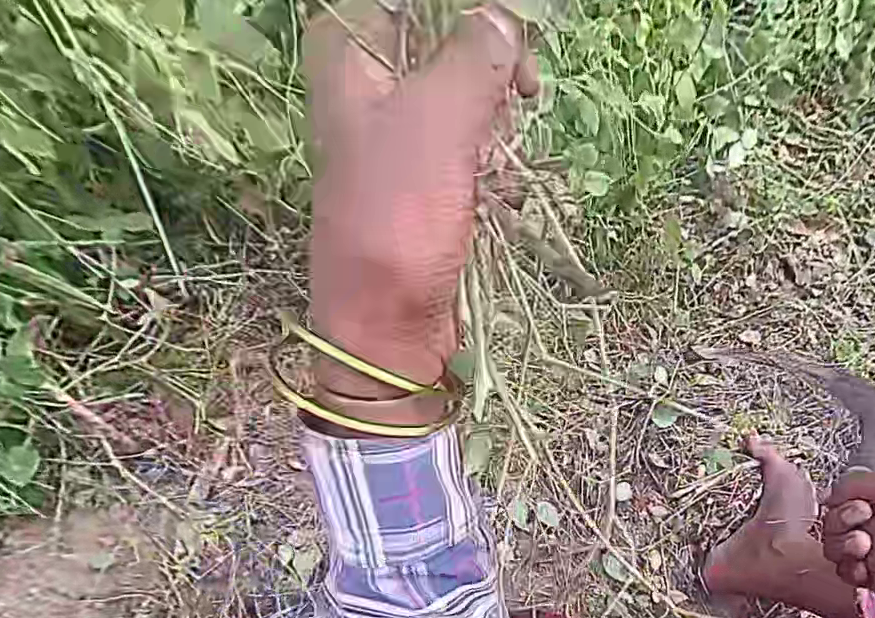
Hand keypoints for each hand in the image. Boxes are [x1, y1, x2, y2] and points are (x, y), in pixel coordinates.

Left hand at [303, 1, 535, 399]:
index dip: (465, 18)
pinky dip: (493, 170)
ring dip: (497, 128)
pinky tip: (503, 193)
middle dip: (490, 74)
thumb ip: (473, 58)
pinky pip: (470, 156)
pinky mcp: (427, 193)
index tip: (510, 42)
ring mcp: (400, 148)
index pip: (411, 5)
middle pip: (445, 47)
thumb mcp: (435, 125)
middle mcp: (371, 96)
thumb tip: (502, 22)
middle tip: (523, 96)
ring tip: (505, 162)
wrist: (388, 329)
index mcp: (351, 58)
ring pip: (465, 104)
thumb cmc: (398, 224)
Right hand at [821, 472, 874, 617]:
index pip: (851, 497)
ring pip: (841, 550)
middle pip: (841, 523)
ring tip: (865, 557)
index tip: (858, 512)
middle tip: (861, 538)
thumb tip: (832, 495)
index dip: (845, 503)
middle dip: (840, 528)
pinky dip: (851, 574)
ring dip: (844, 552)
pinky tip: (866, 576)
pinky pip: (851, 576)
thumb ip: (869, 483)